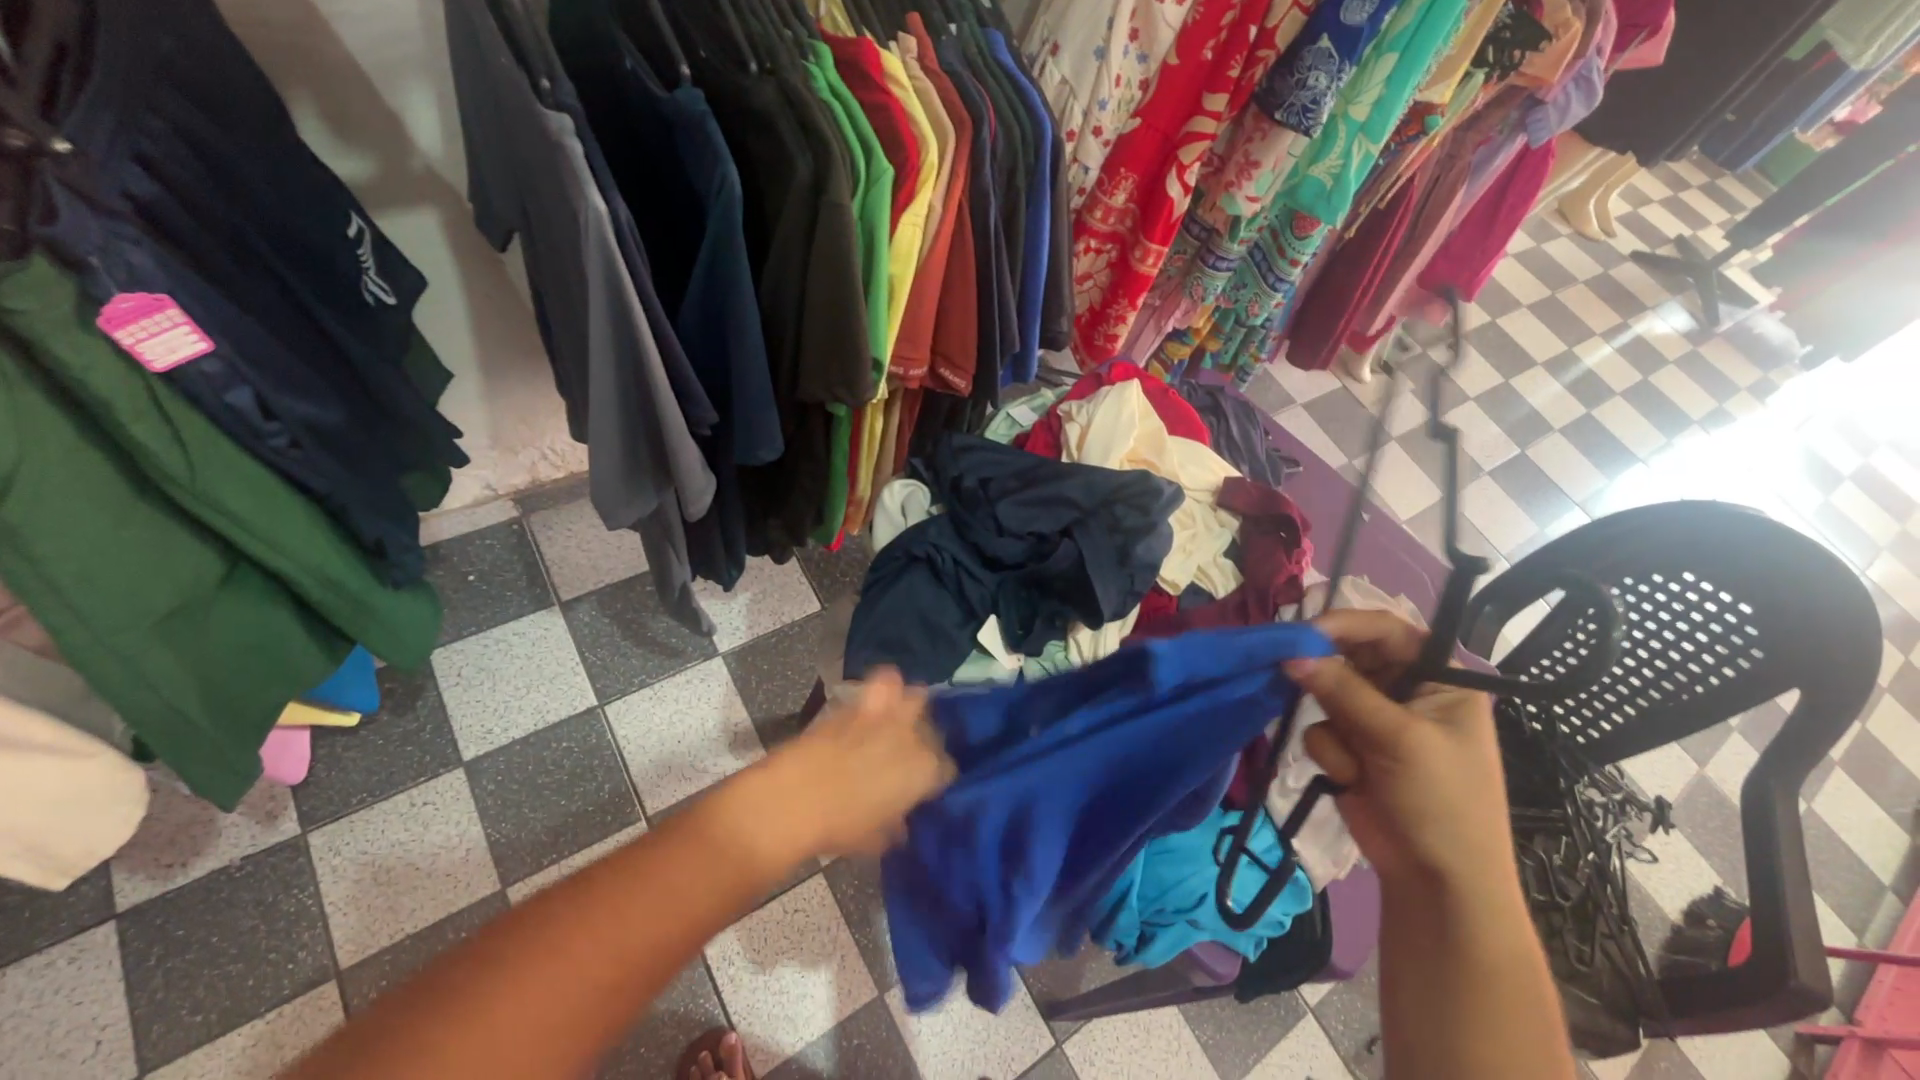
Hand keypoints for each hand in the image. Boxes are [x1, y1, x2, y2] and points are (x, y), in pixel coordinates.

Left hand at [756, 668, 955, 860]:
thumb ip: (893, 828)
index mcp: (925, 773)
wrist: (795, 798)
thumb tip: (898, 826)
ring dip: (910, 707)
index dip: (933, 778)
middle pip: (931, 731)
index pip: (945, 770)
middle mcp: (914, 739)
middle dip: (923, 740)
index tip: (920, 786)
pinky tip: (876, 698)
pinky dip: (884, 688)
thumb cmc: (839, 827)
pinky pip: (883, 684)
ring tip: (896, 720)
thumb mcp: (874, 840)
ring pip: (915, 698)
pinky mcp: (859, 704)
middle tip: (906, 755)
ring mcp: (887, 717)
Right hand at [1286, 610, 1514, 889]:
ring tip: (1353, 762)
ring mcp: (1376, 721)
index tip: (1300, 632)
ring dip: (1332, 726)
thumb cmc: (1440, 802)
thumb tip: (1290, 653)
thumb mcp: (1399, 739)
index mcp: (1440, 679)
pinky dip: (1329, 755)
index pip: (1387, 630)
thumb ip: (1343, 691)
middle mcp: (1407, 691)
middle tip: (1288, 673)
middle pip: (1350, 658)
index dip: (1344, 626)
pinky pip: (1319, 730)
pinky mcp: (1351, 750)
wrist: (1437, 881)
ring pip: (1326, 695)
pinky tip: (1350, 780)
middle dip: (1325, 674)